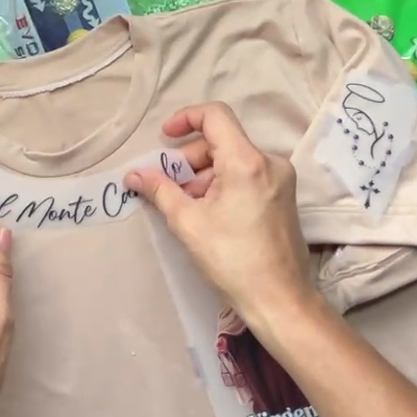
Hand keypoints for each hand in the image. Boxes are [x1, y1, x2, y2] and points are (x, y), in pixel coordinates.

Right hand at [123, 103, 318, 333]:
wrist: (280, 300)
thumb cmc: (232, 259)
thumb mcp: (187, 222)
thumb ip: (160, 190)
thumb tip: (134, 175)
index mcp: (247, 162)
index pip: (215, 115)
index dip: (185, 118)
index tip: (164, 138)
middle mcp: (269, 162)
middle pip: (220, 140)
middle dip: (188, 158)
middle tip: (168, 185)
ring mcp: (280, 179)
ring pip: (231, 159)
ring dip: (203, 174)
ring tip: (184, 204)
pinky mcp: (282, 196)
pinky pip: (245, 175)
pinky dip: (220, 184)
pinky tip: (205, 211)